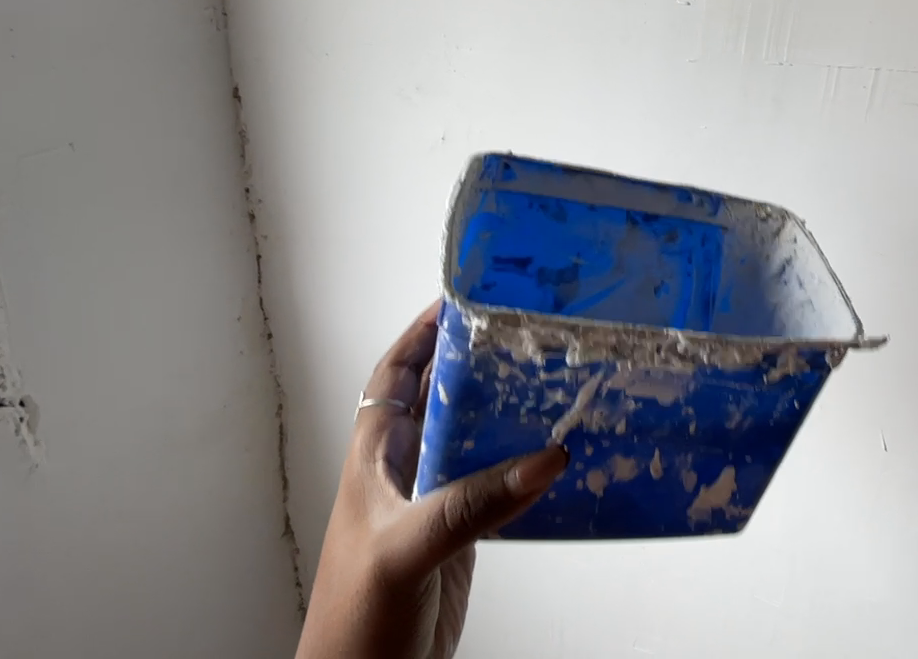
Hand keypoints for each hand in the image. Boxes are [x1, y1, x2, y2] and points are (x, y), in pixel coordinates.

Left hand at [296, 302, 567, 658]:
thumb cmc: (358, 618)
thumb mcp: (409, 548)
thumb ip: (476, 502)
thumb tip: (552, 456)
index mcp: (377, 454)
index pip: (395, 373)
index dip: (422, 333)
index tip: (464, 299)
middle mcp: (407, 465)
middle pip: (442, 393)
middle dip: (478, 358)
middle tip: (527, 330)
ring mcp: (437, 495)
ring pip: (474, 430)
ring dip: (507, 404)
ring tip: (554, 374)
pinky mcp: (464, 526)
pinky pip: (498, 473)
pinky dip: (525, 454)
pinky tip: (559, 448)